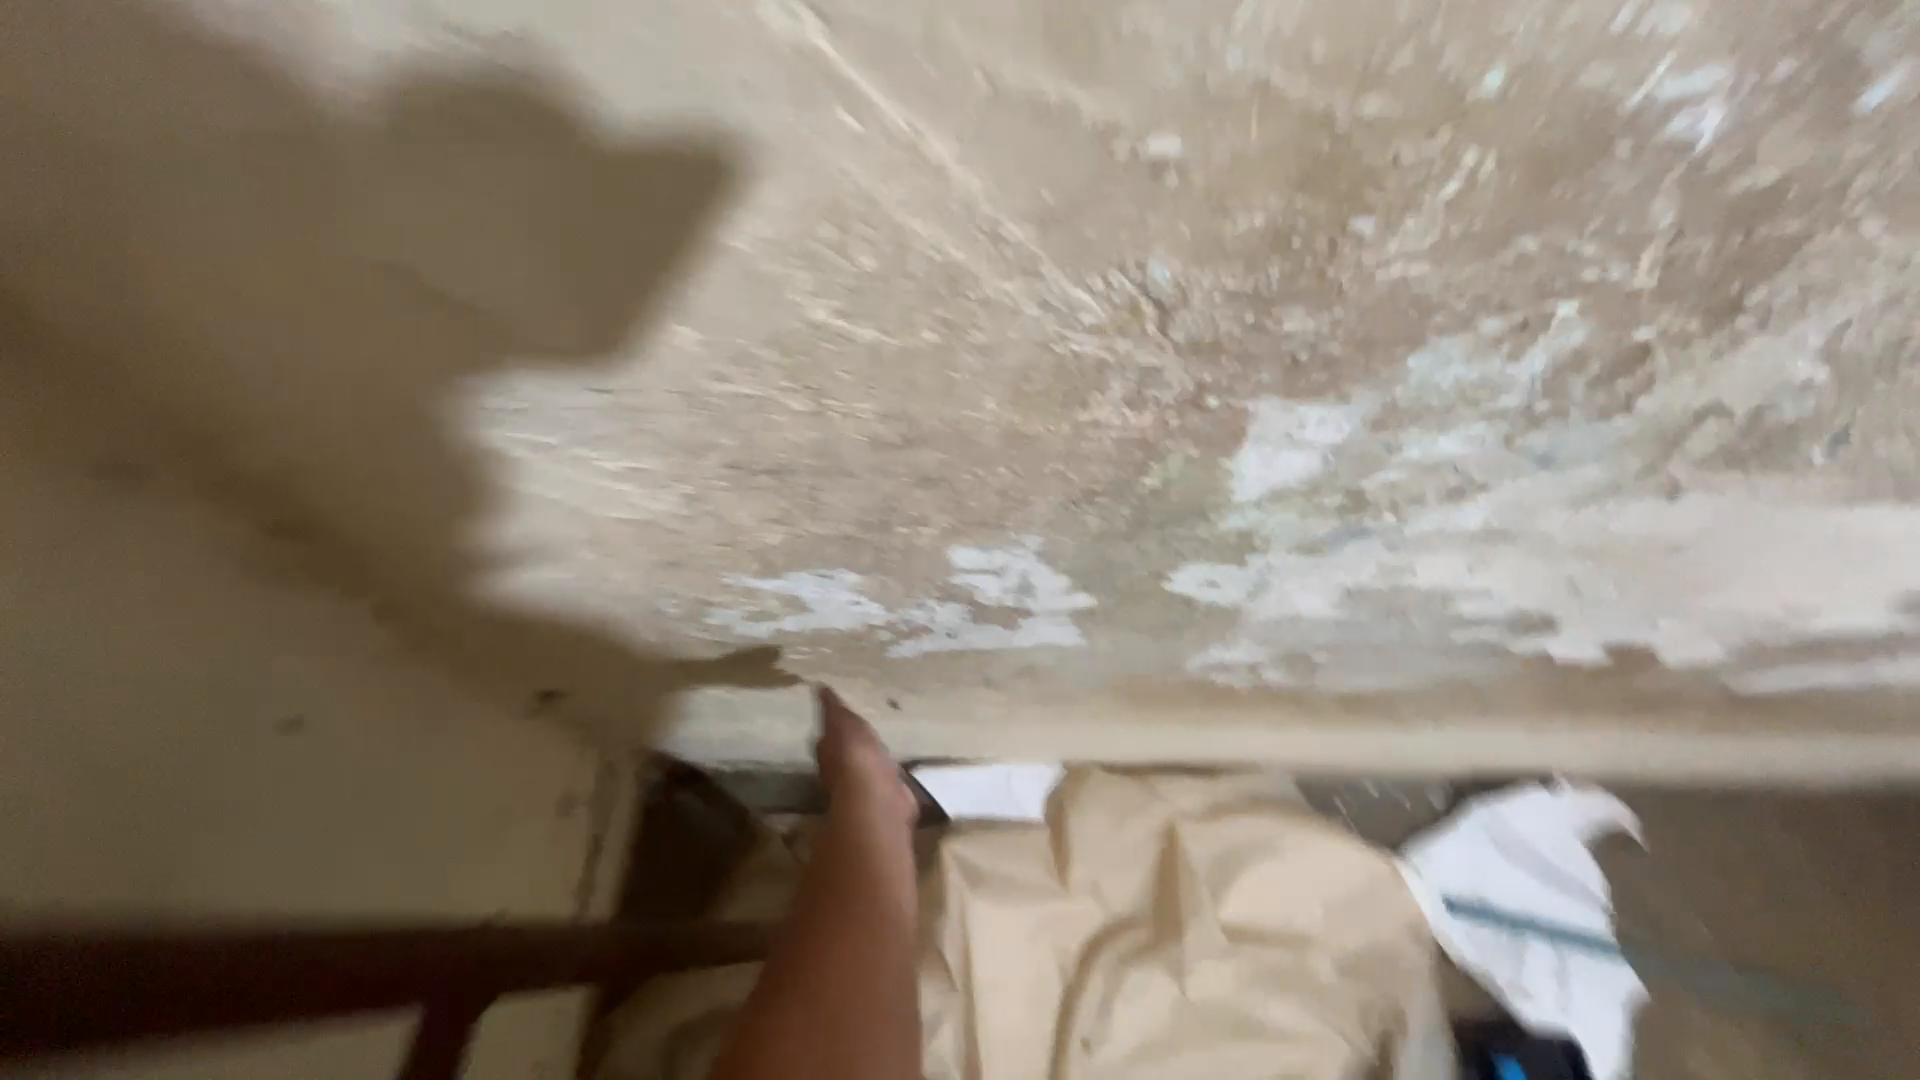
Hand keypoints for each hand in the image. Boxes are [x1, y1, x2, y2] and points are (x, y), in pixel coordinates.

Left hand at [813, 685, 914, 824]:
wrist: (877, 796)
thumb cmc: (855, 754)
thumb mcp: (842, 722)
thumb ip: (833, 708)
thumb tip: (819, 687)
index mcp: (826, 750)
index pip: (827, 735)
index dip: (834, 726)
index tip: (843, 717)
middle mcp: (839, 771)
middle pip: (844, 754)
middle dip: (853, 745)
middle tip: (865, 731)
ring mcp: (861, 787)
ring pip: (864, 767)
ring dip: (871, 759)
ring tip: (883, 746)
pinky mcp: (883, 797)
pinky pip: (885, 779)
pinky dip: (889, 774)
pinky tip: (898, 767)